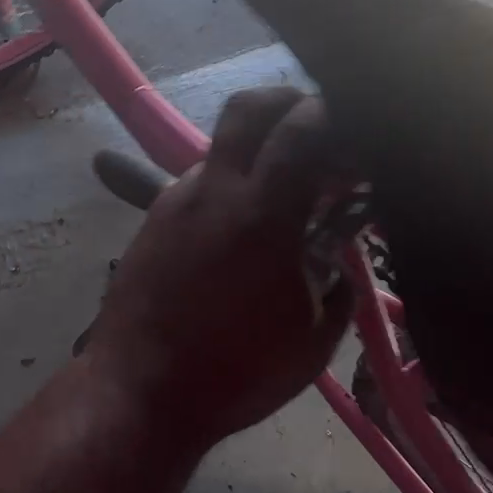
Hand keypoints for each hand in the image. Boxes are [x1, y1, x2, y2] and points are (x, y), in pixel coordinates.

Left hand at [84, 87, 350, 448]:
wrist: (140, 390)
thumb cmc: (236, 372)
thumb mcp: (311, 341)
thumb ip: (337, 289)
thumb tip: (338, 260)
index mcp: (263, 214)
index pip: (300, 131)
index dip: (330, 114)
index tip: (353, 122)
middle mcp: (215, 191)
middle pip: (247, 109)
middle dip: (285, 101)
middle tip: (311, 120)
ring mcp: (177, 200)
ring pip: (220, 147)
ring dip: (254, 150)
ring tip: (279, 186)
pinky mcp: (153, 219)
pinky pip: (197, 183)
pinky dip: (226, 184)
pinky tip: (237, 224)